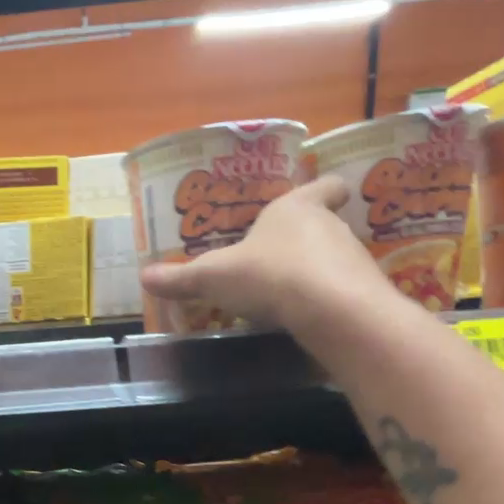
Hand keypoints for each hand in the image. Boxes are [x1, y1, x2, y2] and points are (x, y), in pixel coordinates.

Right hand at [140, 176, 394, 335]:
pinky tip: (299, 316)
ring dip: (310, 271)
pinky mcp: (359, 291)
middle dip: (300, 239)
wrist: (332, 310)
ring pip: (330, 258)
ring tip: (281, 294)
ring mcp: (349, 258)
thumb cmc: (269, 274)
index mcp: (295, 208)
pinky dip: (320, 300)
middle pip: (322, 223)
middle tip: (273, 258)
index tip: (322, 197)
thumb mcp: (212, 277)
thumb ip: (180, 278)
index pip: (324, 187)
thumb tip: (144, 277)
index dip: (322, 191)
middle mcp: (328, 226)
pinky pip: (337, 289)